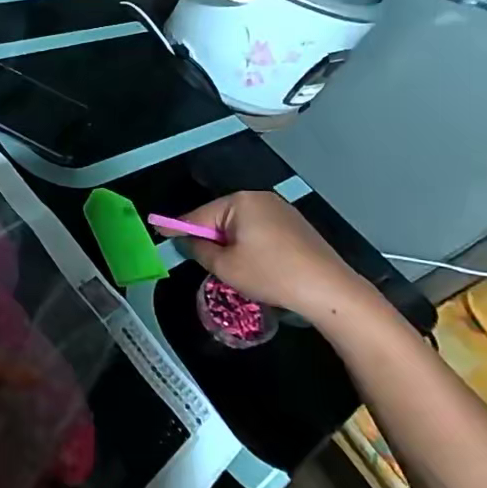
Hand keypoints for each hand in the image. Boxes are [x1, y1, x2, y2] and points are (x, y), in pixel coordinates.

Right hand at [171, 191, 378, 322]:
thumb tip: (187, 241)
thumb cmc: (271, 274)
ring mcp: (280, 210)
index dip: (177, 227)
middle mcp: (259, 198)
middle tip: (199, 261)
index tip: (158, 231)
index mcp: (240, 202)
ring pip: (239, 226)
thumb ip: (199, 249)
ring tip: (228, 268)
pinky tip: (253, 265)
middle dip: (207, 238)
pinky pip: (258, 230)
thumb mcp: (225, 266)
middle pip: (219, 218)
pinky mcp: (294, 225)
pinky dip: (248, 244)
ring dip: (228, 243)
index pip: (198, 216)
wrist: (328, 289)